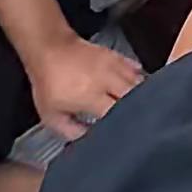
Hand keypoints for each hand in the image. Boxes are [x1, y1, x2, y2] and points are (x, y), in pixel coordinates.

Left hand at [22, 32, 145, 137]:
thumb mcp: (51, 115)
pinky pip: (134, 66)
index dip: (122, 124)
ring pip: (137, 79)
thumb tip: (88, 139)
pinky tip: (139, 83)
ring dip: (140, 92)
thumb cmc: (49, 85)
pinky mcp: (115, 55)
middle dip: (136, 108)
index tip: (125, 132)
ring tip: (141, 104)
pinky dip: (139, 76)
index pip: (117, 112)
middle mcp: (107, 79)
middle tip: (138, 119)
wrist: (52, 51)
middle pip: (133, 94)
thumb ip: (70, 131)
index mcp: (92, 96)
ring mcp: (114, 64)